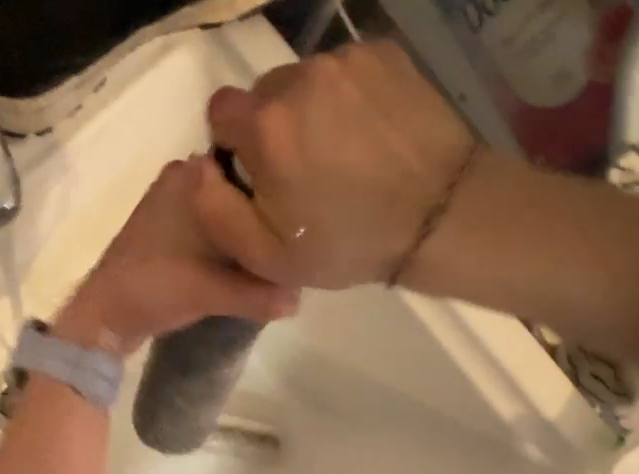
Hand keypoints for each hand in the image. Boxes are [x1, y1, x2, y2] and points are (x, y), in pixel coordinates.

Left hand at [54, 158, 299, 353]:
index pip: (251, 161)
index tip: (307, 203)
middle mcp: (181, 179)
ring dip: (245, 224)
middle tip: (299, 230)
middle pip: (240, 185)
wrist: (104, 315)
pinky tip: (248, 256)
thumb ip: (258, 293)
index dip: (280, 181)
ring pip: (223, 206)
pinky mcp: (165, 229)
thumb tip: (300, 297)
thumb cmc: (155, 288)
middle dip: (265, 206)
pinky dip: (226, 237)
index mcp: (192, 176)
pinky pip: (208, 223)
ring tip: (280, 244)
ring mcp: (170, 203)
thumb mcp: (212, 292)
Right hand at [194, 42, 477, 289]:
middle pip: (263, 94)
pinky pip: (344, 72)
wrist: (440, 216)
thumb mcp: (264, 254)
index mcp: (265, 125)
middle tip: (303, 170)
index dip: (233, 146)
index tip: (259, 176)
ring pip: (304, 82)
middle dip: (272, 127)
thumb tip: (197, 169)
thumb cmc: (345, 244)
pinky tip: (368, 134)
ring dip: (309, 112)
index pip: (220, 112)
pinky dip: (347, 98)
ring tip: (340, 153)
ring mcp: (346, 61)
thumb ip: (215, 210)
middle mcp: (300, 79)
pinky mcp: (384, 54)